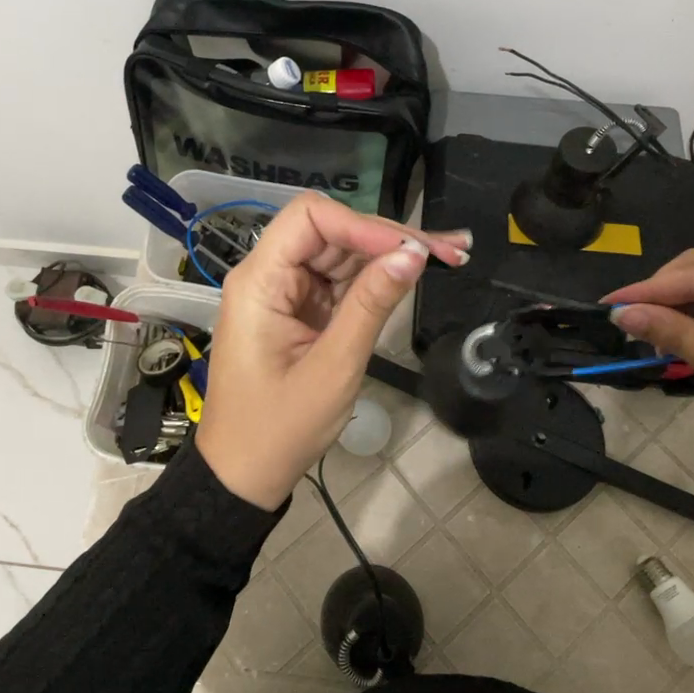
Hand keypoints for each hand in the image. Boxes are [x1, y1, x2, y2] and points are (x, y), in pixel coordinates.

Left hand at [198, 193, 469, 509]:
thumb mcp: (333, 367)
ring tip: (447, 256)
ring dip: (388, 253)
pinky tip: (411, 274)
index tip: (412, 249)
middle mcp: (267, 275)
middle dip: (387, 236)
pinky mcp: (297, 310)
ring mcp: (282, 292)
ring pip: (338, 252)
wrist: (243, 474)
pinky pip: (336, 280)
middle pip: (329, 230)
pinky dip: (373, 278)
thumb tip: (413, 254)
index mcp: (259, 282)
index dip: (364, 225)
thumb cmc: (279, 429)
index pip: (310, 218)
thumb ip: (371, 304)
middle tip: (450, 250)